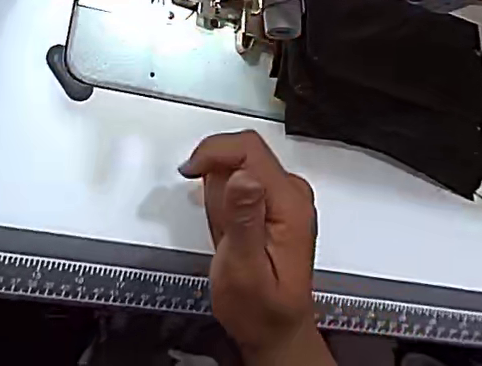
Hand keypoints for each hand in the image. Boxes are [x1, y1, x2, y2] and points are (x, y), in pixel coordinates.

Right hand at [180, 132, 329, 364]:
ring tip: (223, 228)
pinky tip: (227, 223)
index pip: (248, 149)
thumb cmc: (259, 311)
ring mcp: (283, 193)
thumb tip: (243, 175)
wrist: (274, 333)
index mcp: (290, 205)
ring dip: (218, 189)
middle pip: (241, 150)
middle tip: (214, 219)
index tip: (189, 172)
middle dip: (216, 177)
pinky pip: (237, 174)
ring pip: (236, 161)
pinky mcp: (271, 196)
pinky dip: (222, 194)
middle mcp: (292, 192)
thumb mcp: (244, 271)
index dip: (213, 152)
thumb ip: (243, 220)